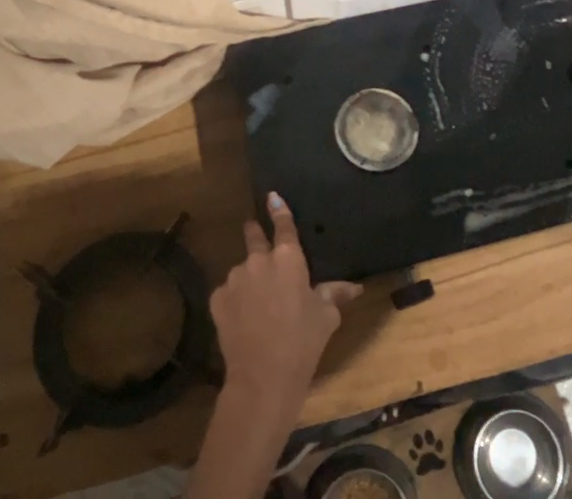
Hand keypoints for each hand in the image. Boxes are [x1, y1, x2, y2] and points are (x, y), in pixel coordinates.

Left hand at [211, 192, 361, 410]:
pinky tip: (245, 319)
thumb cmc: (303, 342)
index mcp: (288, 259)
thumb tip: (355, 287)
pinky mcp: (217, 298)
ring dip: (250, 278)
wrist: (263, 377)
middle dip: (255, 232)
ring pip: (243, 271)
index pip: (283, 226)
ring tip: (259, 304)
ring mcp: (234, 279)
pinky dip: (237, 299)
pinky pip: (230, 292)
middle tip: (254, 230)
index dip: (279, 210)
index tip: (272, 196)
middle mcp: (258, 261)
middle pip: (254, 238)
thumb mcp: (326, 317)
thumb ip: (335, 294)